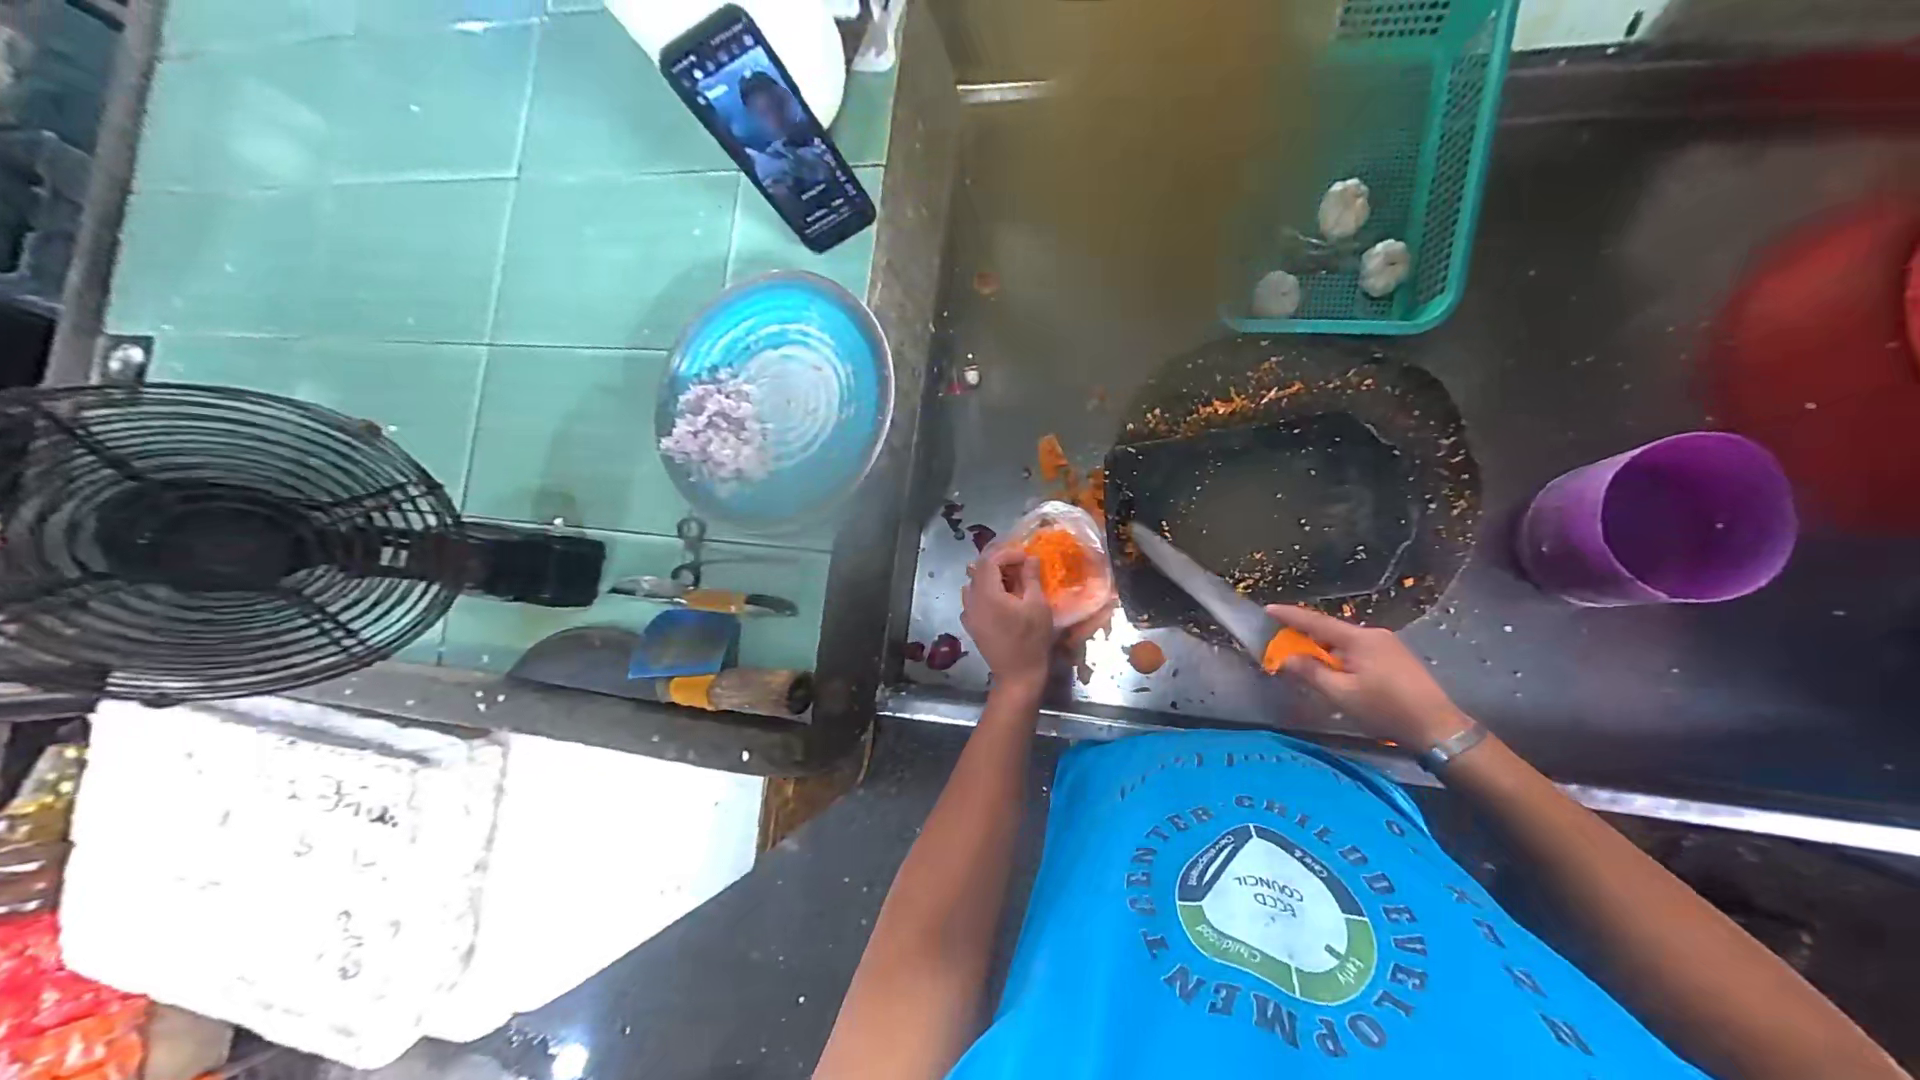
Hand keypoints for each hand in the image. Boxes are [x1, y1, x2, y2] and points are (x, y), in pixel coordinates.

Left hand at [961, 548, 1054, 692]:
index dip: (1008, 553)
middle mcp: (972, 601)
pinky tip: (1002, 599)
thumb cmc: (1032, 639)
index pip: (990, 561)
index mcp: (987, 594)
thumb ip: (1030, 578)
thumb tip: (1030, 559)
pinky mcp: (971, 624)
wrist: (1018, 674)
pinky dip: (986, 592)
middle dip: (1000, 563)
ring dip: (992, 577)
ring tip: (1012, 581)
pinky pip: (973, 599)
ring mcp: (968, 614)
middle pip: (979, 570)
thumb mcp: (1037, 605)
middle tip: (1021, 565)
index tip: (1026, 556)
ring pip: (974, 584)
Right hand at [1265, 605, 1472, 748]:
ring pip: (1345, 642)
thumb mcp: (1341, 694)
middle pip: (1331, 631)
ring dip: (1324, 649)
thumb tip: (1287, 658)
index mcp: (1359, 639)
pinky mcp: (1397, 657)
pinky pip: (1359, 649)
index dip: (1290, 615)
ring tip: (1307, 662)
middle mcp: (1374, 634)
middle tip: (1283, 643)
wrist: (1438, 729)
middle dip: (1306, 636)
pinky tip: (1336, 670)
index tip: (1268, 609)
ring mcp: (1389, 645)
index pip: (1316, 622)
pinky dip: (1341, 656)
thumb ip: (1311, 672)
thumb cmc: (1386, 710)